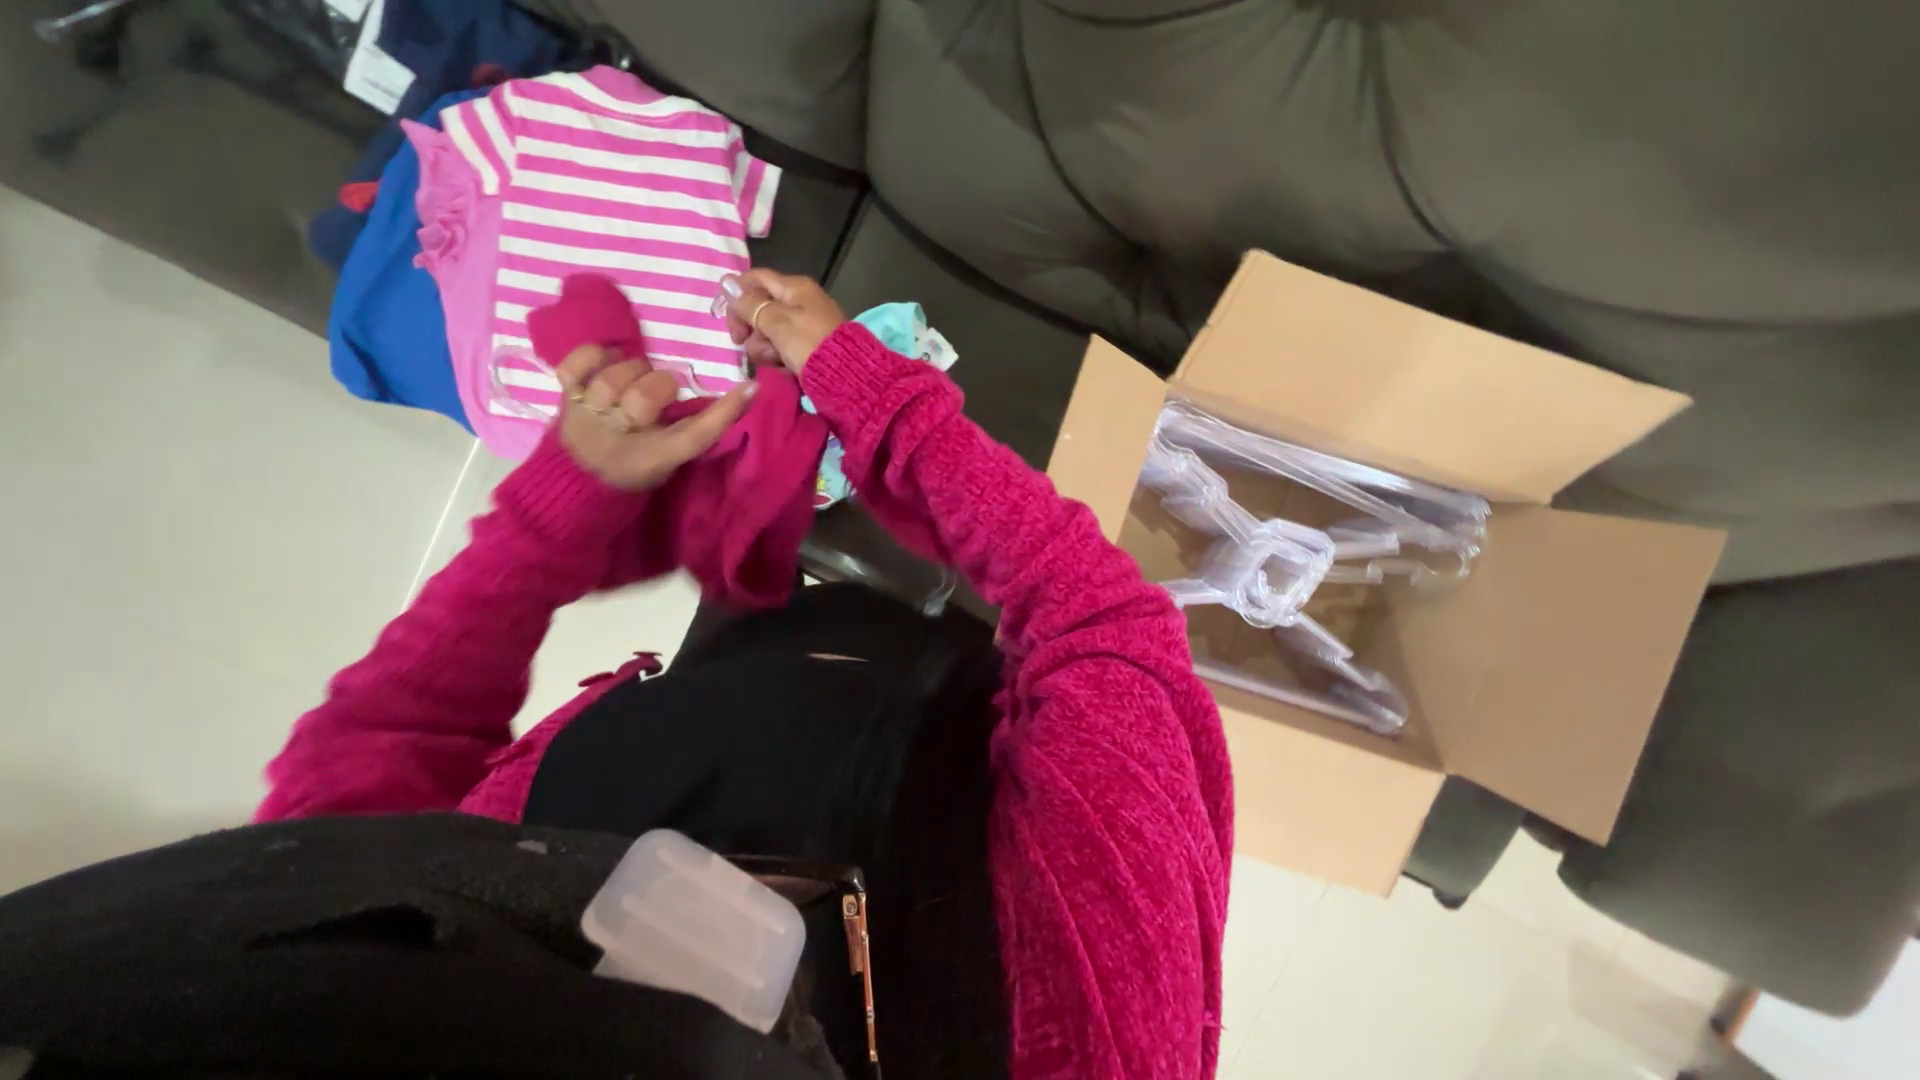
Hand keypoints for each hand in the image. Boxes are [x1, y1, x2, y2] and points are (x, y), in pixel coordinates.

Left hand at [555, 345, 752, 490]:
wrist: (579, 482)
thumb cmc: (638, 464)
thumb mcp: (674, 453)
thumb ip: (701, 425)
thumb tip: (746, 390)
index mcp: (656, 457)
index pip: (696, 434)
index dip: (724, 411)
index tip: (748, 386)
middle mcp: (622, 438)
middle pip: (645, 397)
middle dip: (660, 384)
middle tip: (663, 389)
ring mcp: (589, 418)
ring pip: (611, 379)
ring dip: (629, 369)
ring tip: (633, 375)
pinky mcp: (566, 401)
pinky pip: (573, 367)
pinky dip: (592, 356)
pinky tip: (607, 359)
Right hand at [721, 269, 846, 373]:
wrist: (846, 376)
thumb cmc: (809, 343)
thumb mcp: (777, 322)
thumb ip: (751, 304)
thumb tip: (726, 282)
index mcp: (795, 287)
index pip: (755, 280)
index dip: (736, 297)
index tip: (728, 320)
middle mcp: (799, 301)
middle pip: (760, 307)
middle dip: (750, 327)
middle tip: (743, 343)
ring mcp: (804, 325)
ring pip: (768, 330)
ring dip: (763, 346)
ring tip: (772, 358)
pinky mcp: (807, 346)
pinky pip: (782, 347)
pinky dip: (778, 356)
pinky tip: (782, 366)